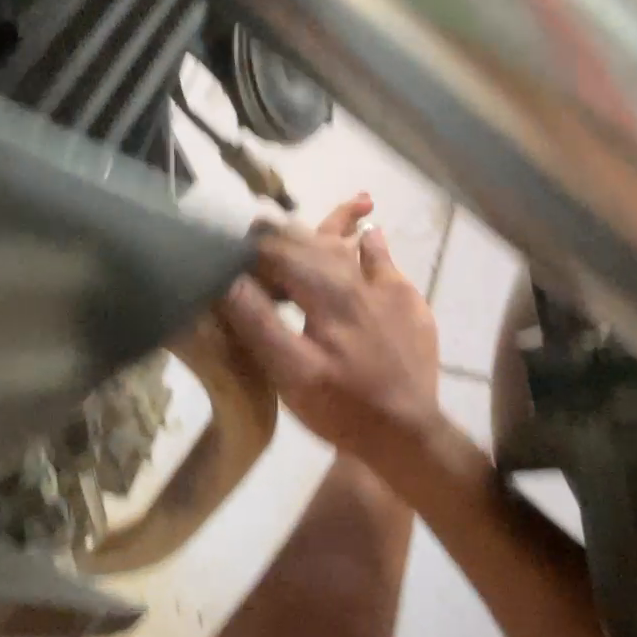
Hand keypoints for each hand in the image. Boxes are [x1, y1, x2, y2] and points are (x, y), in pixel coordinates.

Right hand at [218, 194, 442, 471]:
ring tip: (350, 200)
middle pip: (314, 241)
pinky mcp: (410, 304)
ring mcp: (388, 289)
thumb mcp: (290, 373)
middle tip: (258, 228)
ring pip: (353, 244)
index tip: (228, 251)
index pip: (279, 250)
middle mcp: (358, 278)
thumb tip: (226, 279)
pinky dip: (373, 245)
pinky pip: (385, 262)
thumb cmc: (342, 407)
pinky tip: (372, 235)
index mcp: (326, 290)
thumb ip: (258, 322)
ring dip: (339, 223)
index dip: (250, 247)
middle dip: (283, 234)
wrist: (411, 435)